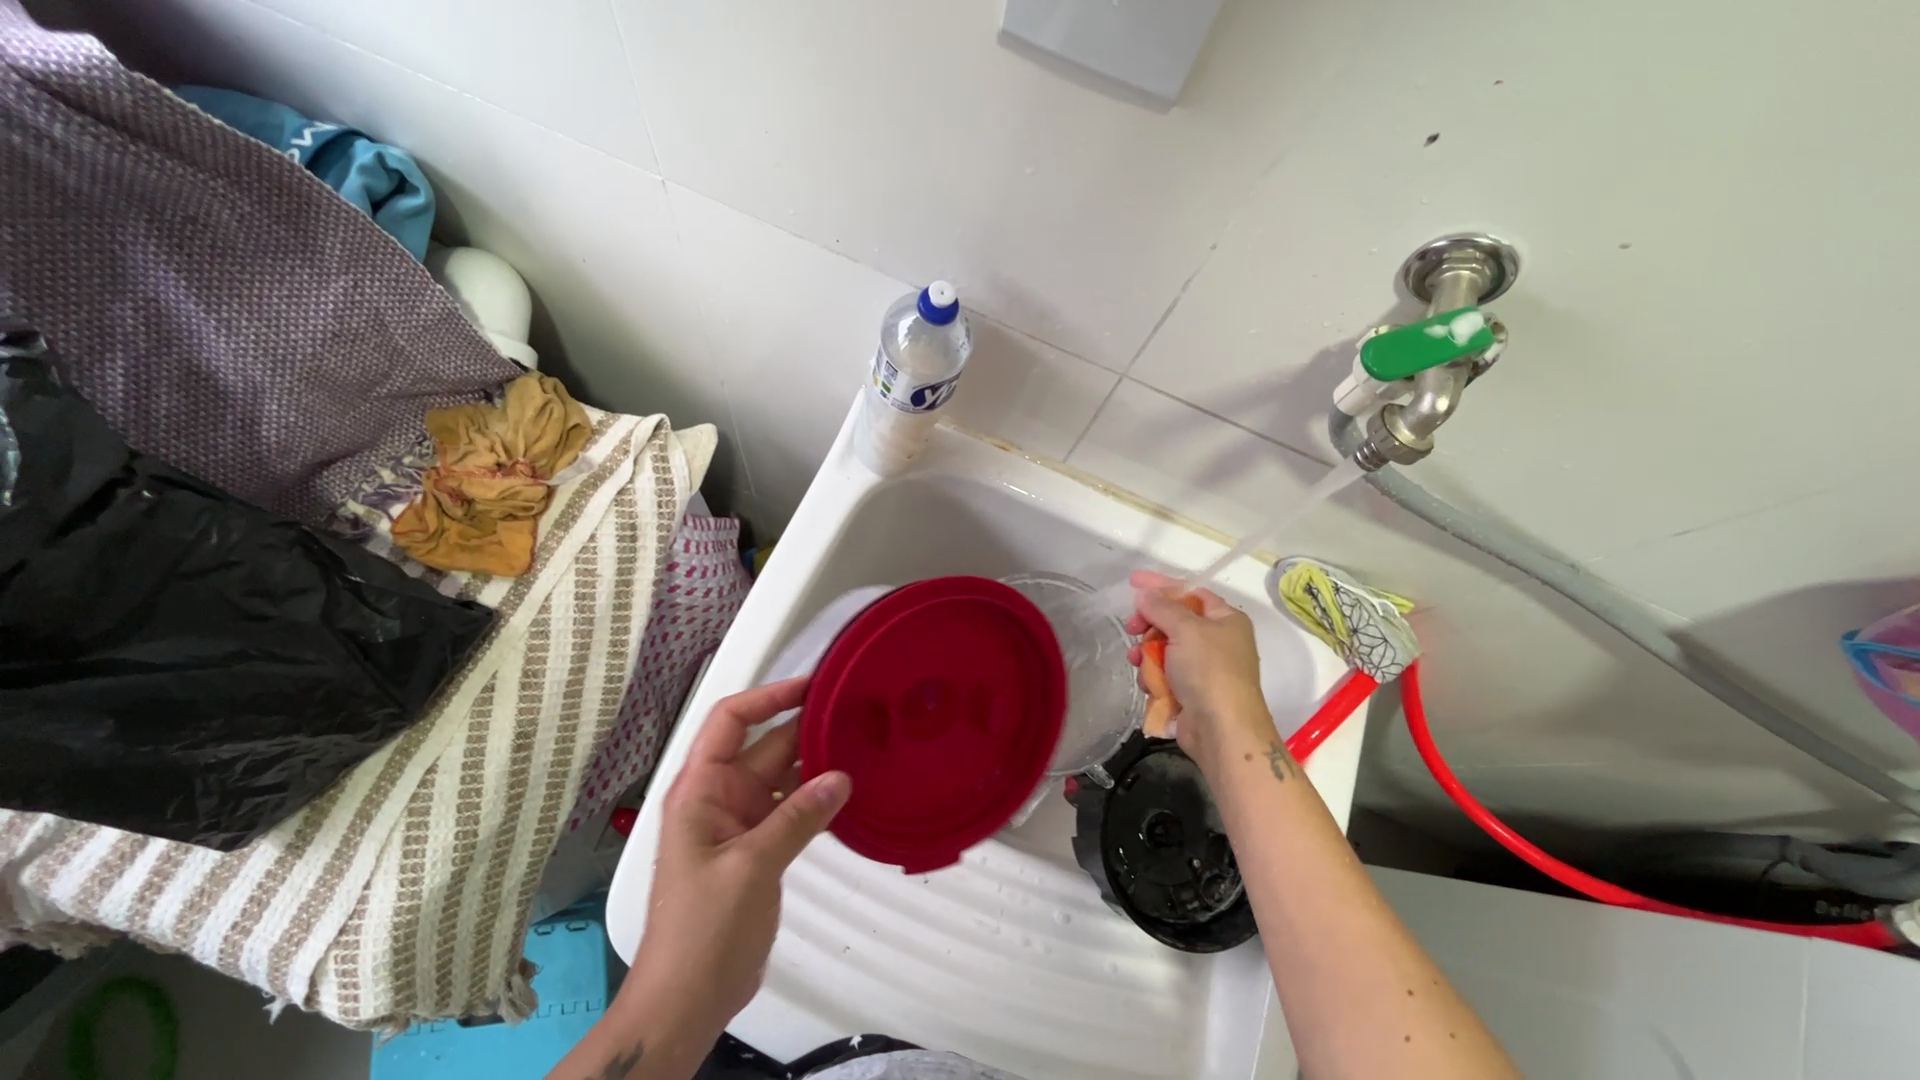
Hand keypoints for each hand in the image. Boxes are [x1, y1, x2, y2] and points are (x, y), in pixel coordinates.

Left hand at [622, 678, 850, 1060]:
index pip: (730, 721)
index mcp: (700, 790)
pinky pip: (790, 811)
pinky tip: (847, 796)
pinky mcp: (757, 850)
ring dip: (815, 766)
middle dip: (805, 730)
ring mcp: (739, 825)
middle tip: (854, 716)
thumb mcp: (751, 866)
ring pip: (781, 779)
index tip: (812, 686)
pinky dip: (816, 801)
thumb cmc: (701, 930)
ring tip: (860, 749)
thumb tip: (840, 779)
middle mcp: (718, 799)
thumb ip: (797, 819)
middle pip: (764, 747)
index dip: (768, 697)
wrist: (688, 996)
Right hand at [1125, 570, 1272, 772]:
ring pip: (1164, 649)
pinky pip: (1164, 674)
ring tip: (1135, 661)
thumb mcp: (1186, 630)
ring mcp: (1203, 668)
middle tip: (1132, 627)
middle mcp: (1217, 640)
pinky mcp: (1190, 691)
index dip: (1161, 585)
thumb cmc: (1209, 671)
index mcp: (1225, 619)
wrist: (1222, 729)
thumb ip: (1162, 607)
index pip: (1189, 592)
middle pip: (1174, 621)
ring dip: (1146, 653)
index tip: (1133, 581)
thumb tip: (1145, 594)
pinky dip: (1153, 676)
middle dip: (1150, 624)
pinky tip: (1148, 684)